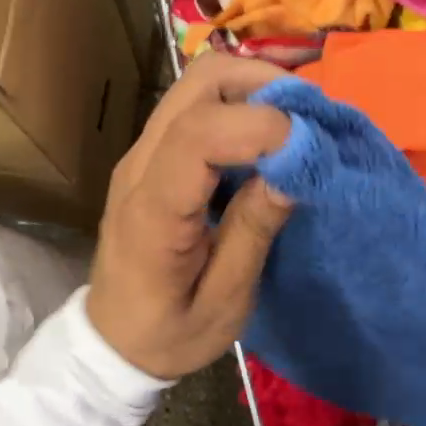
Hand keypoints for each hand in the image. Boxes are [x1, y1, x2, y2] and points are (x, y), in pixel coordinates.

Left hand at [88, 54, 295, 378]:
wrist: (112, 342)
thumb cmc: (168, 334)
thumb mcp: (223, 303)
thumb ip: (252, 233)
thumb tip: (292, 172)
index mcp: (153, 212)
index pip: (198, 134)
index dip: (261, 125)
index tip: (310, 148)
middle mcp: (140, 167)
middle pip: (199, 82)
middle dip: (265, 86)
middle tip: (313, 120)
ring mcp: (141, 156)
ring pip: (197, 85)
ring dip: (254, 91)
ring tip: (298, 127)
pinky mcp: (151, 158)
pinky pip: (195, 109)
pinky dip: (240, 108)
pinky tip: (269, 141)